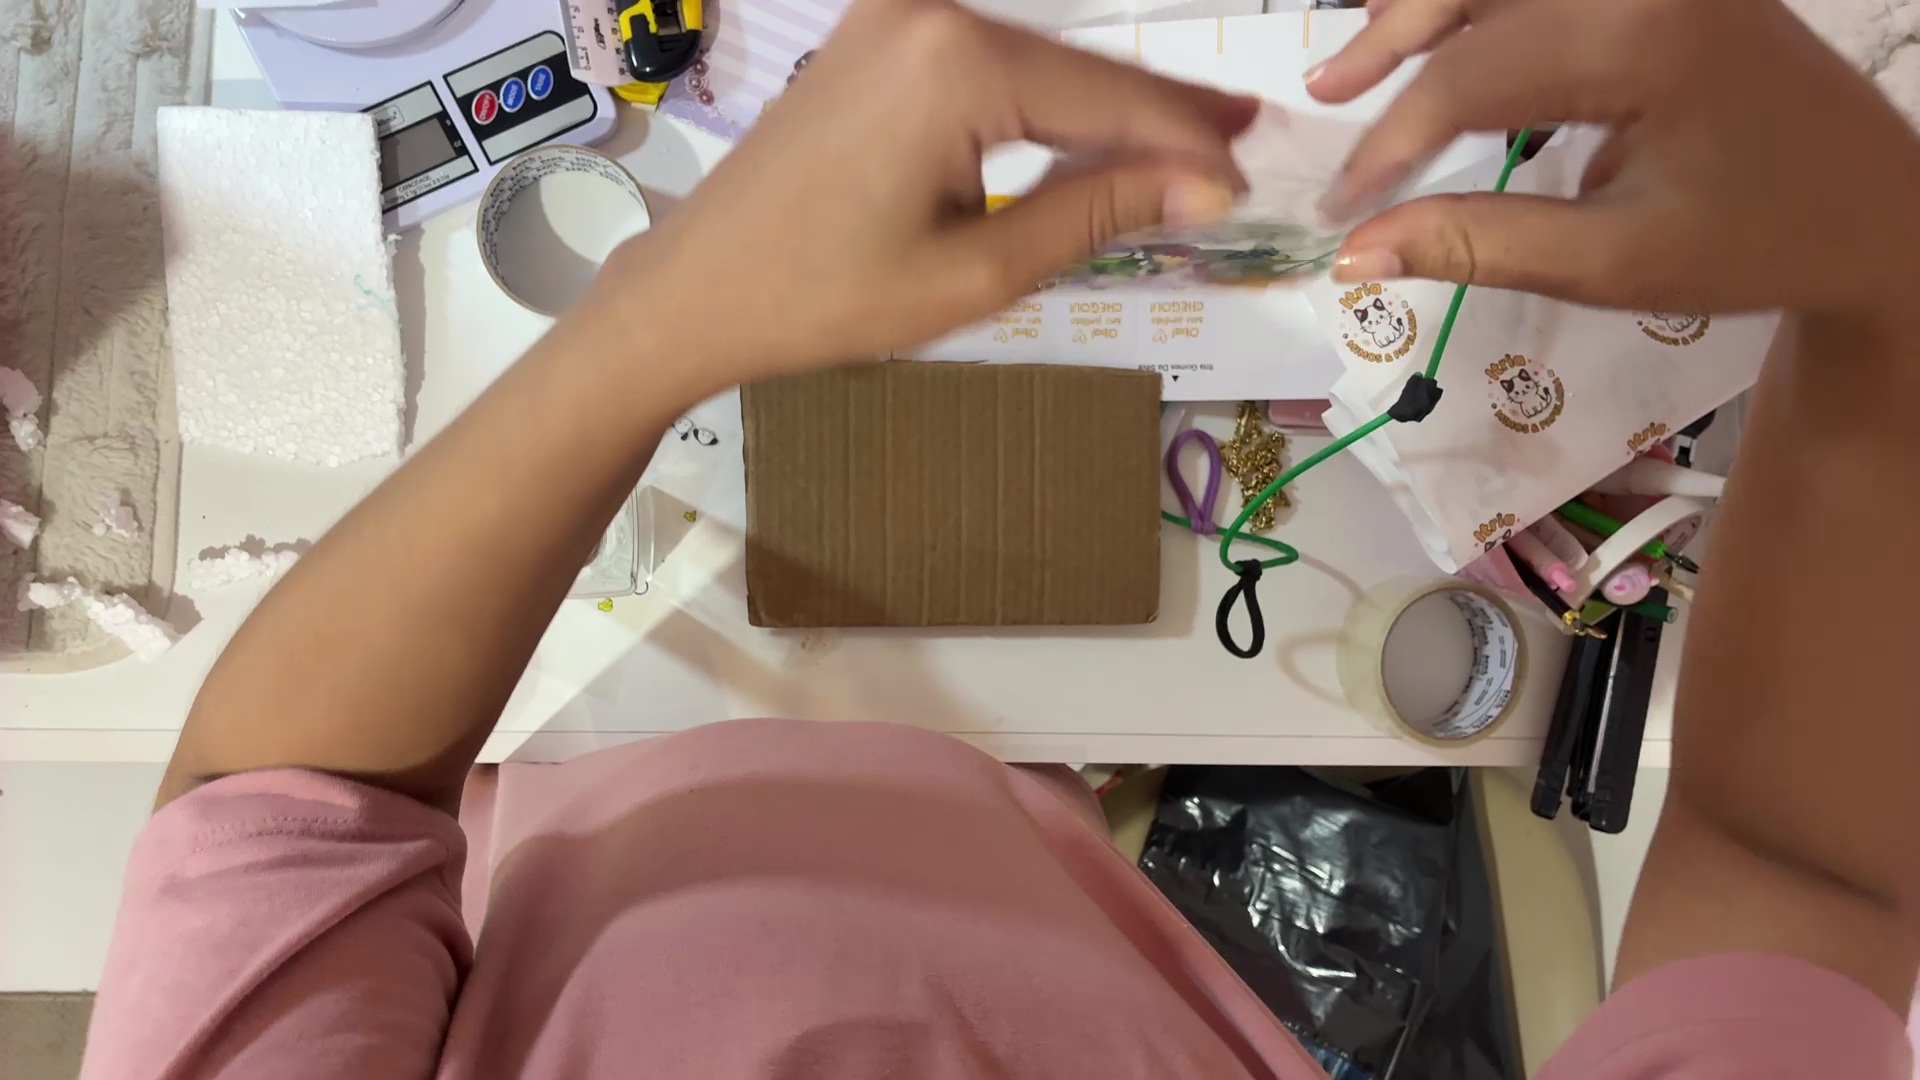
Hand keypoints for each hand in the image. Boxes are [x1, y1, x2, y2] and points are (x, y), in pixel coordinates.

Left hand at [599, 0, 1255, 381]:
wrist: (701, 292)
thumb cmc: (830, 299)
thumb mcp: (977, 270)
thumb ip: (1092, 210)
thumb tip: (1199, 183)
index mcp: (960, 58)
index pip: (1112, 96)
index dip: (1185, 143)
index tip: (1244, 179)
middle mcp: (929, 8)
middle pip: (1076, 66)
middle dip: (1152, 116)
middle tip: (1231, 147)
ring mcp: (892, 18)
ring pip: (1033, 65)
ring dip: (1098, 113)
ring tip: (1172, 148)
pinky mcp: (870, 45)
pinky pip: (980, 71)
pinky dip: (1035, 108)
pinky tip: (1076, 135)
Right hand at [1311, 0, 1919, 317]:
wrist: (1878, 211)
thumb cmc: (1746, 244)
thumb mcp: (1601, 263)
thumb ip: (1470, 246)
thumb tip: (1352, 253)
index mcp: (1645, 40)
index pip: (1469, 77)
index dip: (1385, 145)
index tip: (1335, 212)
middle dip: (1390, 40)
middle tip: (1321, 93)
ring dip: (1424, 10)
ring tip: (1353, 63)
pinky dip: (1475, 9)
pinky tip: (1434, 30)